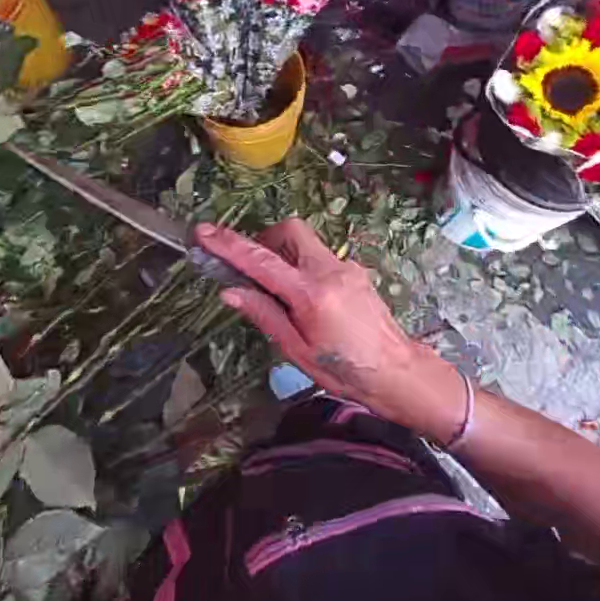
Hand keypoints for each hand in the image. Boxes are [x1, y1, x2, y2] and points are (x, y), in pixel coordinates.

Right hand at [196, 220, 465, 439]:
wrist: (395, 370)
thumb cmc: (344, 370)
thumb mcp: (296, 350)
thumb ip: (265, 314)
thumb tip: (230, 290)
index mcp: (312, 293)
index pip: (262, 260)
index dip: (229, 244)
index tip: (204, 231)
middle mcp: (331, 269)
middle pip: (291, 230)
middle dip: (265, 239)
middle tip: (251, 269)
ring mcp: (347, 267)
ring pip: (306, 242)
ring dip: (284, 254)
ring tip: (277, 292)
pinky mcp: (356, 271)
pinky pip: (321, 257)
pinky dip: (303, 266)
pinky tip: (303, 300)